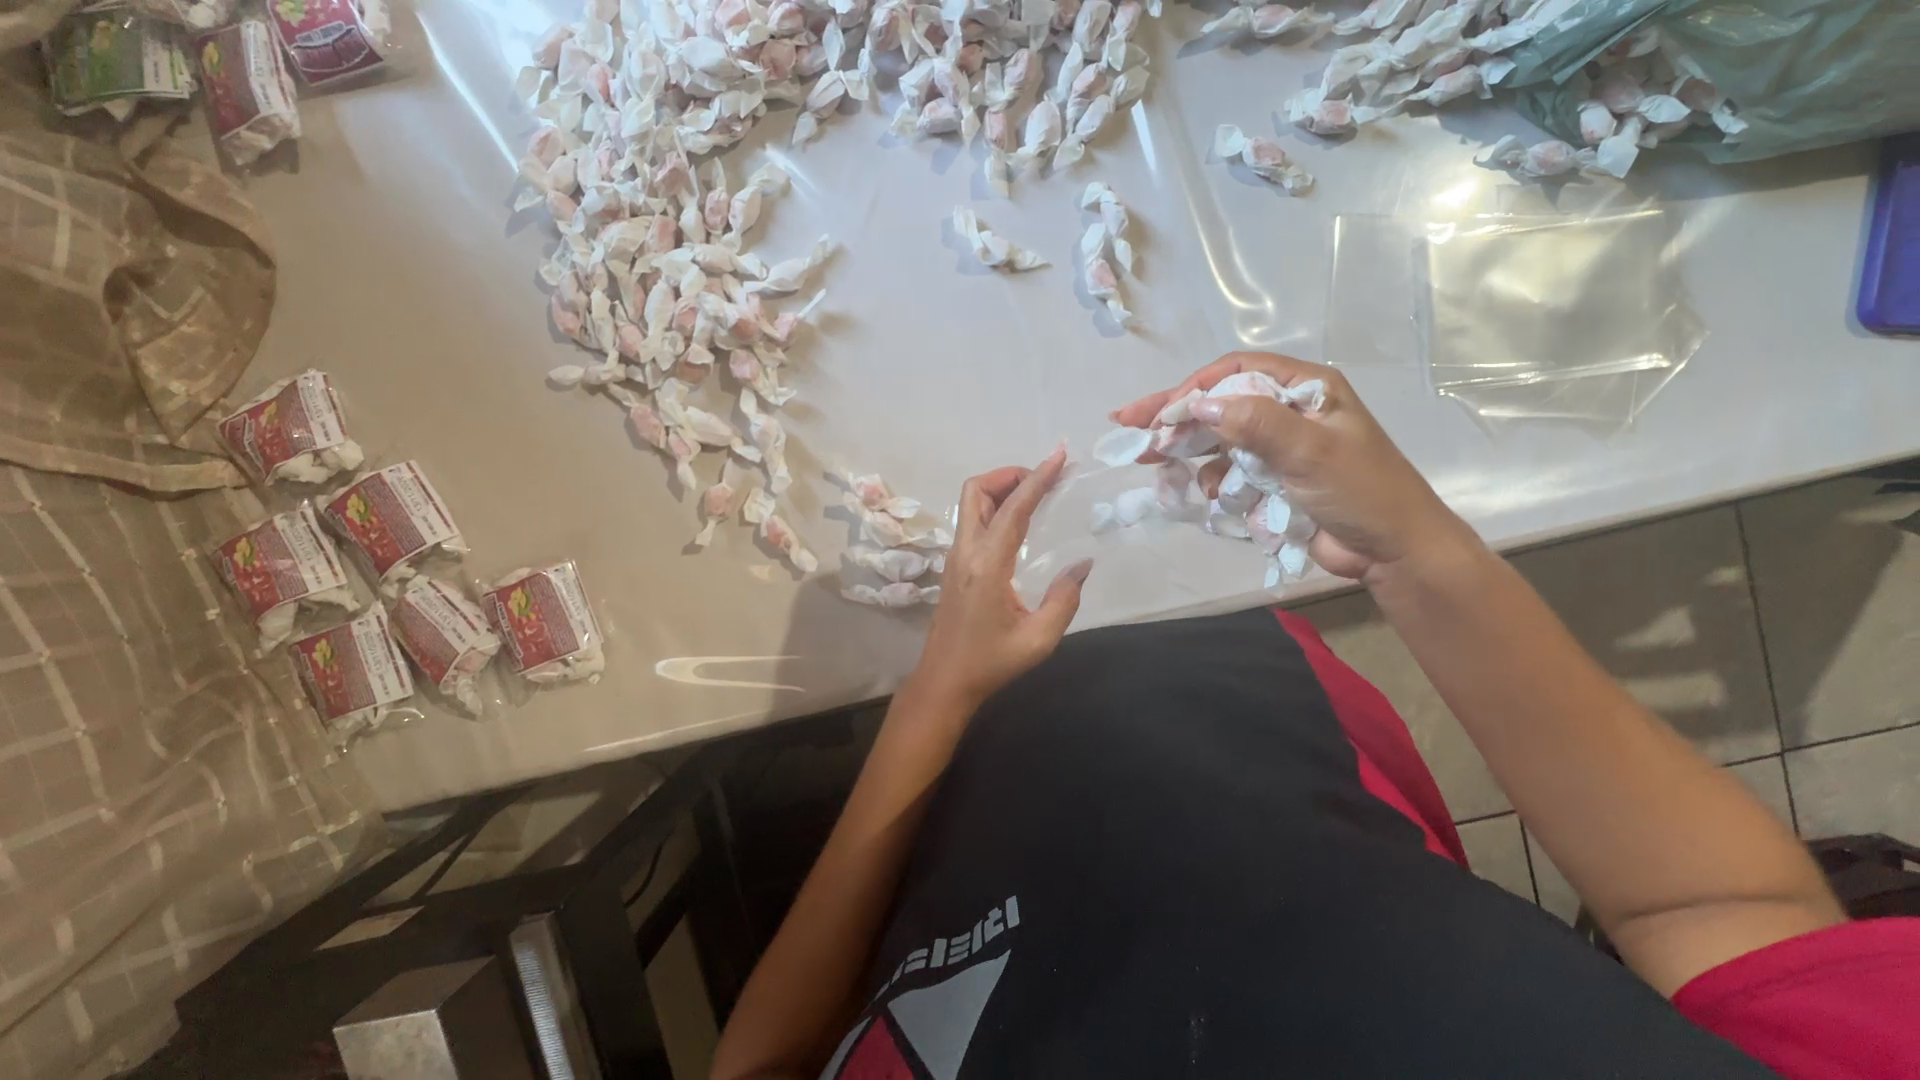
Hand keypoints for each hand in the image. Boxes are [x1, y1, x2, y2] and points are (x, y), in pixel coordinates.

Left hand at [909, 448, 1090, 711]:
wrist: (945, 681)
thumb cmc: (991, 663)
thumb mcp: (1038, 639)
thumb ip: (1064, 599)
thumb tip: (1083, 564)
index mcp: (987, 565)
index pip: (1013, 508)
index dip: (1038, 478)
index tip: (1060, 456)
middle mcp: (966, 552)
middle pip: (976, 490)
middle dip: (1010, 474)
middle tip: (1044, 480)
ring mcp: (955, 557)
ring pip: (970, 503)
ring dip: (1000, 489)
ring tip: (1036, 495)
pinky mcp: (954, 565)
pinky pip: (972, 520)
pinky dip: (995, 507)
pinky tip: (1019, 522)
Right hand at [1113, 351, 1477, 582]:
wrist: (1393, 551)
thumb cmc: (1362, 492)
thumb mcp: (1310, 451)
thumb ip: (1255, 424)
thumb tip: (1199, 406)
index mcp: (1305, 389)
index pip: (1235, 372)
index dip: (1191, 388)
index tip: (1157, 412)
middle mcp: (1289, 412)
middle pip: (1220, 405)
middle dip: (1175, 418)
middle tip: (1129, 429)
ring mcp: (1279, 448)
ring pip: (1219, 441)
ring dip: (1189, 452)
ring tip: (1155, 465)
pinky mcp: (1273, 482)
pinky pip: (1230, 474)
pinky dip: (1212, 482)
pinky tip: (1205, 493)